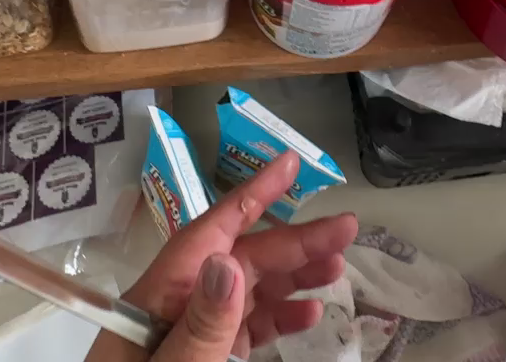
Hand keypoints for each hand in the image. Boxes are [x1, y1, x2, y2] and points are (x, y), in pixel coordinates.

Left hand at [86, 151, 358, 361]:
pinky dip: (278, 317)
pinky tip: (308, 313)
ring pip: (249, 290)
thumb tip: (228, 260)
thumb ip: (200, 326)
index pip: (212, 229)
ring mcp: (189, 333)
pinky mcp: (201, 358)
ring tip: (337, 269)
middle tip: (346, 228)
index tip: (291, 163)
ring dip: (294, 276)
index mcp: (158, 295)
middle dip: (295, 241)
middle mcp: (175, 304)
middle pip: (242, 258)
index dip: (255, 193)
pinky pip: (245, 327)